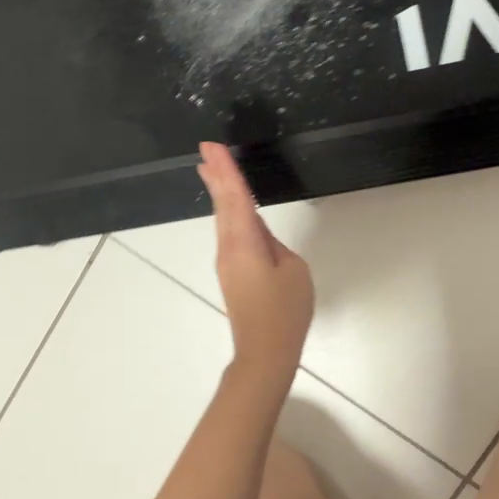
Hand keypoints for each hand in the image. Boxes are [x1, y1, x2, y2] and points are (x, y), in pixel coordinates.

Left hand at [197, 142, 314, 379]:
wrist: (265, 352)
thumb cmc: (285, 311)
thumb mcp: (293, 270)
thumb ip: (275, 245)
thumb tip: (261, 236)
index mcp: (245, 242)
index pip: (236, 197)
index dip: (227, 170)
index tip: (213, 147)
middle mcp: (229, 247)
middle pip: (222, 203)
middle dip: (215, 173)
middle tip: (206, 146)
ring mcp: (227, 260)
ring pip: (222, 217)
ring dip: (217, 189)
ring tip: (210, 166)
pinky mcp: (232, 271)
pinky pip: (228, 231)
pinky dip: (225, 209)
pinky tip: (227, 205)